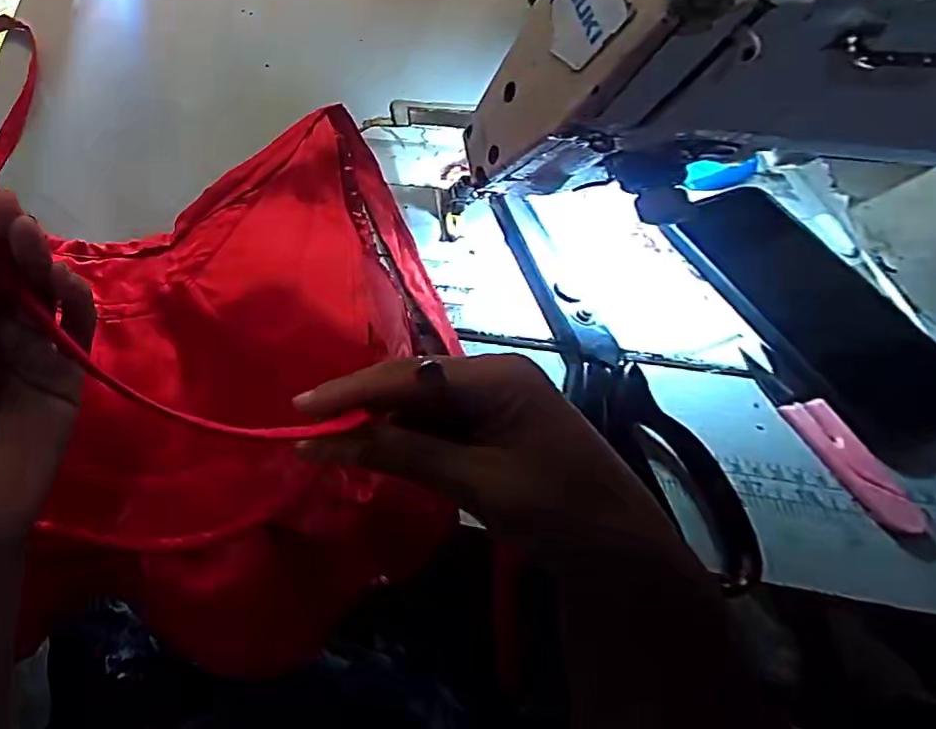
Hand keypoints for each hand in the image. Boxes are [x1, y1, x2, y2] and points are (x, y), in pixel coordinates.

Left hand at [0, 189, 95, 550]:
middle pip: (9, 269)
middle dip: (6, 235)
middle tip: (4, 206)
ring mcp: (36, 345)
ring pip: (44, 288)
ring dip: (37, 256)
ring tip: (23, 233)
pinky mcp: (69, 368)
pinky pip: (75, 324)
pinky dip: (72, 296)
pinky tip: (58, 275)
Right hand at [293, 354, 687, 573]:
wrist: (633, 561)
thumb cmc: (562, 515)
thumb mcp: (477, 484)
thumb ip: (401, 454)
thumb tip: (324, 443)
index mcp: (495, 377)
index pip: (407, 377)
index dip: (351, 392)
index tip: (302, 407)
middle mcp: (489, 375)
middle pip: (407, 382)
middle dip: (359, 403)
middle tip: (308, 420)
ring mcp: (489, 397)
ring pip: (415, 402)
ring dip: (377, 421)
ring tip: (331, 436)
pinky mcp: (488, 421)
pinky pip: (432, 421)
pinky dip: (401, 436)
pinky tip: (375, 447)